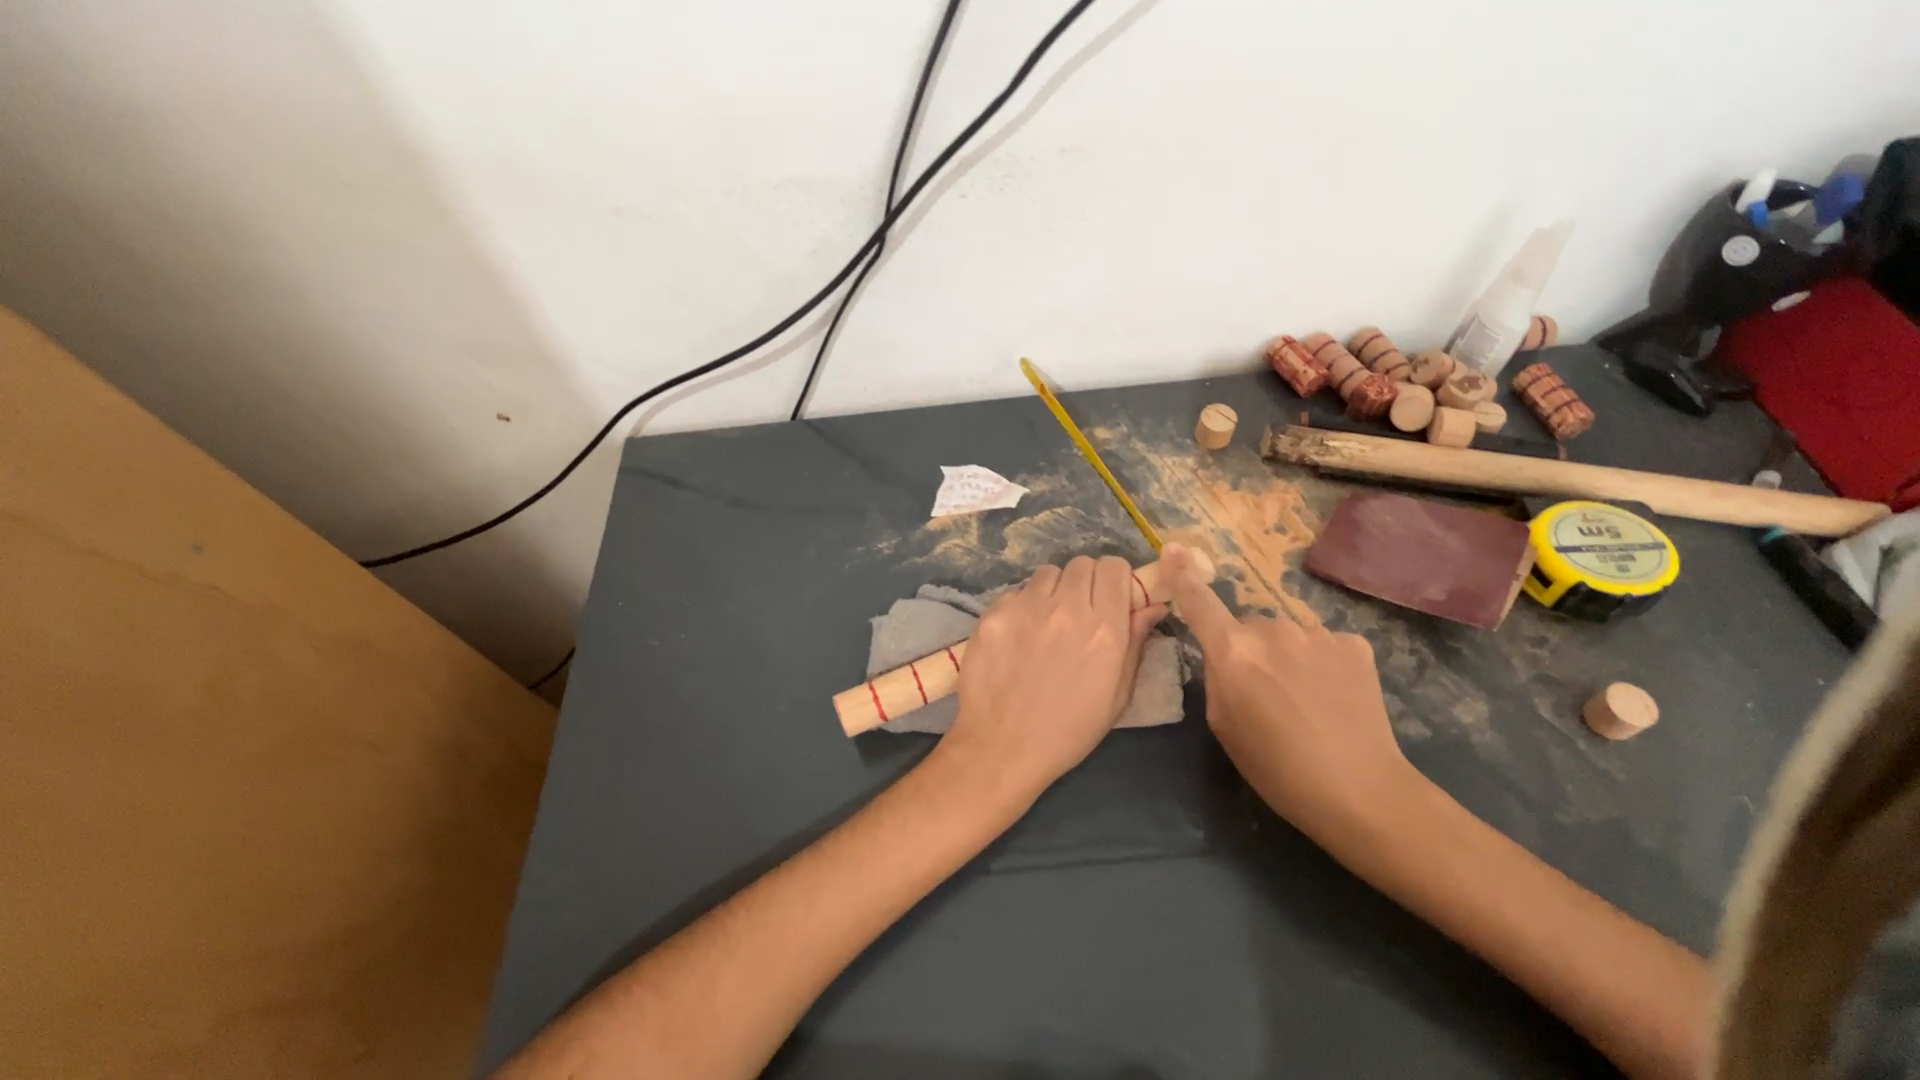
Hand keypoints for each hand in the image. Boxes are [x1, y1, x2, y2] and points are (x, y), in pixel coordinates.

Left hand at [938, 556, 1167, 801]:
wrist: (1003, 747)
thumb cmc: (1069, 731)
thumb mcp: (1116, 695)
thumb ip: (1134, 643)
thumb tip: (1152, 605)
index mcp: (1104, 629)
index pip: (1114, 568)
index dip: (1115, 578)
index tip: (1111, 596)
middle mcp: (1067, 609)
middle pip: (1082, 564)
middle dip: (1086, 581)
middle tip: (1080, 610)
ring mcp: (1026, 608)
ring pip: (1047, 573)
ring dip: (1053, 590)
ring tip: (1047, 621)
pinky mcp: (994, 614)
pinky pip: (1015, 592)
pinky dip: (1022, 606)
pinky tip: (1018, 636)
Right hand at [1159, 543, 1415, 840]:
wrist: (1358, 789)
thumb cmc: (1276, 768)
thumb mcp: (1224, 726)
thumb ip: (1217, 678)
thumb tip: (1225, 655)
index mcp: (1233, 653)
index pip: (1199, 603)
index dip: (1182, 575)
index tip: (1173, 548)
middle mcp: (1273, 631)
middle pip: (1249, 627)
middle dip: (1251, 650)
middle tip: (1265, 696)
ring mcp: (1318, 634)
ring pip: (1288, 636)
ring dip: (1289, 657)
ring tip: (1306, 703)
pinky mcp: (1355, 644)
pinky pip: (1324, 645)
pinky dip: (1323, 665)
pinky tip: (1334, 698)